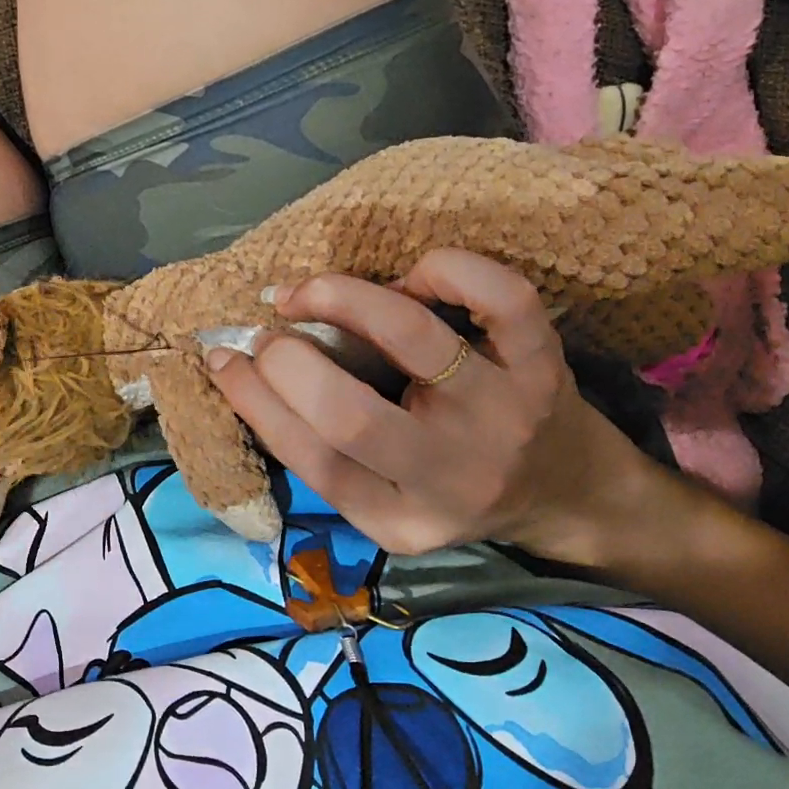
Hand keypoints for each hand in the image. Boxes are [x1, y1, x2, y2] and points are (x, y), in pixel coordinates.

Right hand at [207, 249, 682, 565]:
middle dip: (288, 360)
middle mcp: (452, 475)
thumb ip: (318, 446)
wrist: (567, 490)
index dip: (253, 401)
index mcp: (401, 517)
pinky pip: (502, 300)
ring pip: (413, 339)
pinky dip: (448, 271)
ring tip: (309, 293)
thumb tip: (238, 365)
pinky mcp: (543, 366)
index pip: (312, 461)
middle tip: (270, 332)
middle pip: (350, 415)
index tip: (221, 357)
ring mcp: (503, 415)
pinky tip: (411, 278)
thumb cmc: (446, 485)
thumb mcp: (380, 498)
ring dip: (343, 301)